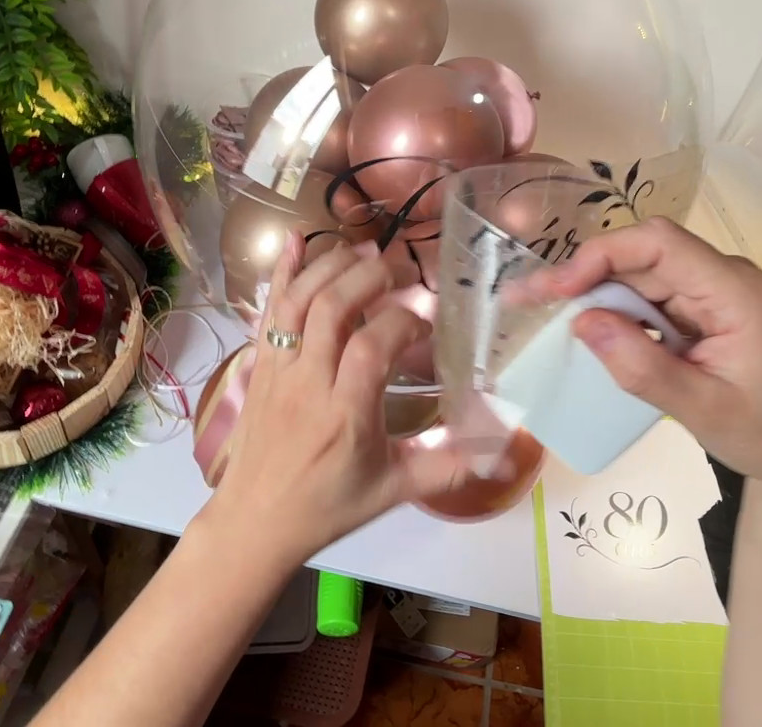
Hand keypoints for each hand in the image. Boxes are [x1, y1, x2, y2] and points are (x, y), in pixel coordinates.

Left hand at [204, 237, 470, 563]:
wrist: (254, 523)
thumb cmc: (329, 506)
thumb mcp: (394, 490)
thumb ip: (449, 466)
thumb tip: (507, 452)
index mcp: (345, 416)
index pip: (371, 348)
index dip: (403, 322)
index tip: (426, 321)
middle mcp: (307, 384)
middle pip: (332, 309)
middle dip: (369, 277)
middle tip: (401, 269)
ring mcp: (278, 370)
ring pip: (298, 302)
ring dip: (331, 266)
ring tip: (365, 252)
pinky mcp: (259, 364)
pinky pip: (268, 310)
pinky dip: (281, 271)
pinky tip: (294, 238)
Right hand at [527, 217, 761, 489]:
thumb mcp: (703, 411)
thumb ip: (643, 369)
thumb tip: (582, 323)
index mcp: (737, 292)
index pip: (661, 245)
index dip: (604, 255)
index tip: (561, 288)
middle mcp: (723, 279)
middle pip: (642, 256)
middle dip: (584, 274)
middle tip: (528, 298)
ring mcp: (711, 294)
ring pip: (639, 275)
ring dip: (592, 292)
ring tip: (542, 310)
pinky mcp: (700, 312)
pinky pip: (649, 299)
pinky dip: (613, 311)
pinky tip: (583, 327)